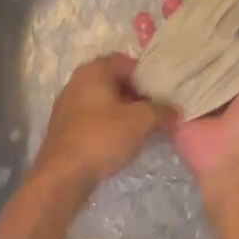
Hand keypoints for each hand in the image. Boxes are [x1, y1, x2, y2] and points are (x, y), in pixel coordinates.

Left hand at [31, 54, 177, 193]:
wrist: (62, 176)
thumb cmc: (102, 138)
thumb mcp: (141, 121)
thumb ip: (161, 111)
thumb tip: (175, 112)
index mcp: (92, 72)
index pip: (125, 62)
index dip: (146, 75)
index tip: (162, 92)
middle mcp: (76, 84)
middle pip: (114, 82)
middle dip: (137, 95)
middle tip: (158, 111)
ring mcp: (67, 108)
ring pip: (104, 103)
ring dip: (124, 113)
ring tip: (144, 129)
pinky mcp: (65, 130)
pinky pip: (93, 121)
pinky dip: (109, 127)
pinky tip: (122, 143)